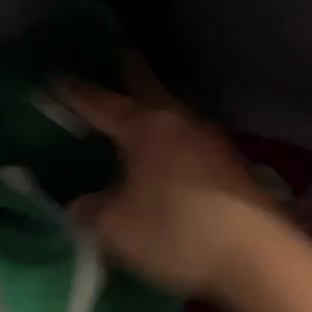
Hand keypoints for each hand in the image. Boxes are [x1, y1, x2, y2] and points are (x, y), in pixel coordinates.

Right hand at [59, 79, 282, 297]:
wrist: (258, 255)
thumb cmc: (178, 233)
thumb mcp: (117, 228)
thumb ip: (94, 211)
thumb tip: (84, 204)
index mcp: (147, 127)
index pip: (101, 102)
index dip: (74, 91)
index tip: (53, 76)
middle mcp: (185, 125)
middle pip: (153, 92)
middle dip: (133, 75)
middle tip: (120, 56)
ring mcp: (218, 147)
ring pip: (180, 118)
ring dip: (163, 110)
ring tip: (148, 110)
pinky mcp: (238, 172)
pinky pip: (198, 145)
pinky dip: (182, 142)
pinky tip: (179, 154)